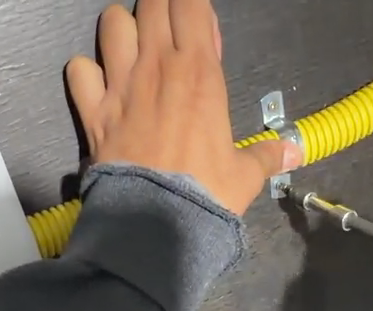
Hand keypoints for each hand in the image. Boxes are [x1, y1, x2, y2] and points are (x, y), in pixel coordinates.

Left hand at [66, 0, 301, 215]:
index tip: (200, 32)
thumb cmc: (205, 197)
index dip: (194, 7)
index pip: (191, 2)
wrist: (157, 226)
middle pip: (152, 1)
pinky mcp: (93, 112)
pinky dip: (86, 73)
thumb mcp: (244, 177)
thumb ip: (267, 156)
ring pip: (112, 22)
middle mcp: (157, 66)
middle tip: (169, 34)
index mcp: (199, 70)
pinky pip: (78, 69)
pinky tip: (99, 88)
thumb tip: (294, 152)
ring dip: (123, 31)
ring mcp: (120, 86)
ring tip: (132, 54)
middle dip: (161, 9)